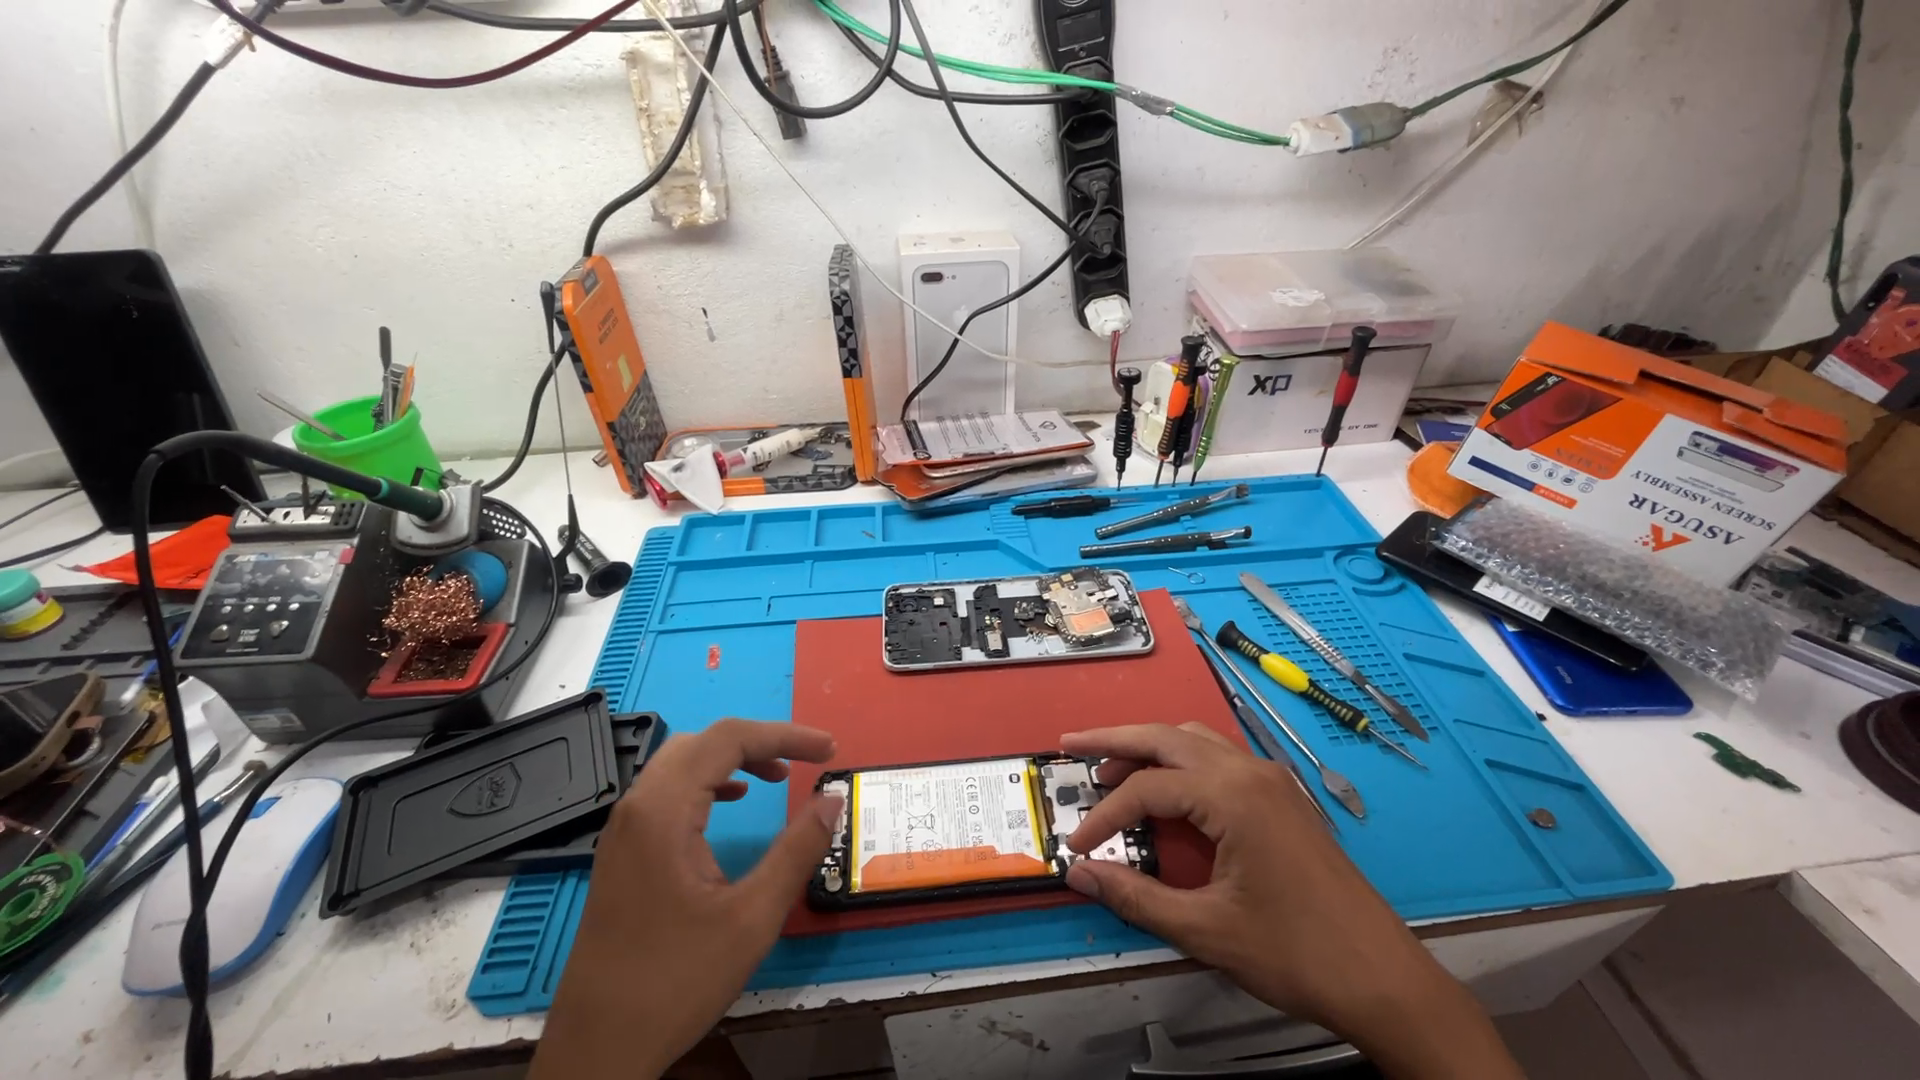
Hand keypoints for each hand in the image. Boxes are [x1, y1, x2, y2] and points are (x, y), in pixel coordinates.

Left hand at [532, 720, 841, 1079]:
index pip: (728, 740)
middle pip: (702, 742)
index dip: (784, 735)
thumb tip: (831, 800)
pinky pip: (667, 791)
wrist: (598, 1046)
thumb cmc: (676, 981)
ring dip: (731, 759)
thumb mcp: (752, 919)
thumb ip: (796, 851)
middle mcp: (637, 807)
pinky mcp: (621, 851)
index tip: (829, 749)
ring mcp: (623, 829)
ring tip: (777, 777)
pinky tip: (730, 802)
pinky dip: (707, 782)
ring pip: (681, 763)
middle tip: (806, 761)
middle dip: (760, 741)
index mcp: (664, 811)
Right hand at [1062, 724, 1520, 1079]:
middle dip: (1115, 739)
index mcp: (1232, 796)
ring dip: (1150, 748)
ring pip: (1196, 741)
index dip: (1105, 816)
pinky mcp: (1284, 799)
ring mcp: (1272, 782)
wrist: (1382, 978)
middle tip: (1072, 744)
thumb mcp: (1205, 929)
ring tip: (1111, 768)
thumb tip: (1079, 874)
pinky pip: (1220, 760)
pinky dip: (1182, 763)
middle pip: (1168, 738)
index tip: (1079, 846)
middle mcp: (1251, 773)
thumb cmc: (1294, 953)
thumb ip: (1135, 896)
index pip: (1147, 789)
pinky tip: (1167, 791)